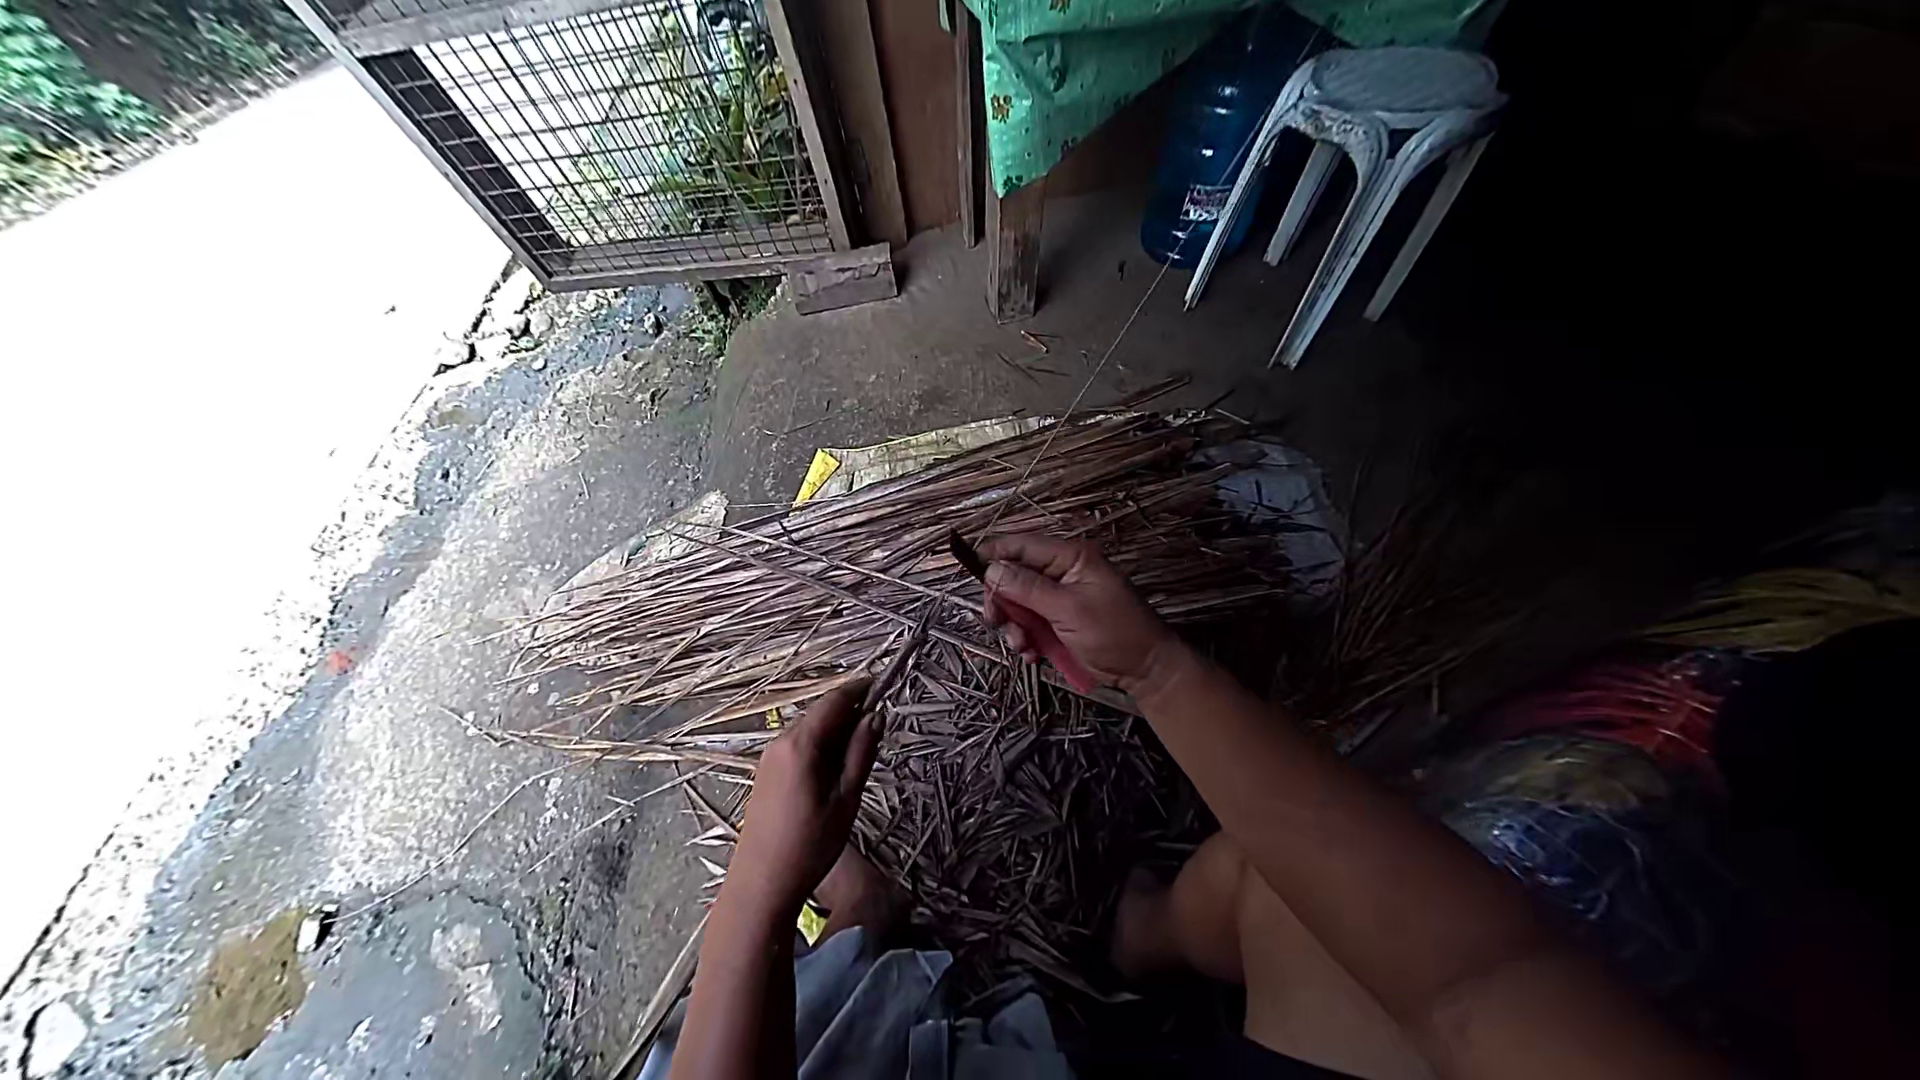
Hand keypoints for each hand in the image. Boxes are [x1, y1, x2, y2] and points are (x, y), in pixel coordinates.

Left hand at [726, 679, 878, 919]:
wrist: (760, 886)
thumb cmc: (809, 846)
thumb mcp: (846, 798)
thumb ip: (861, 752)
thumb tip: (876, 715)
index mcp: (800, 744)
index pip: (834, 700)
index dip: (860, 689)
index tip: (883, 684)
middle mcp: (781, 742)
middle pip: (821, 712)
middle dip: (851, 710)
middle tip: (879, 724)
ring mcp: (770, 757)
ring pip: (811, 728)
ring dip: (837, 729)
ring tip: (862, 749)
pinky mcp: (767, 772)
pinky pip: (799, 744)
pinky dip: (822, 744)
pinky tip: (836, 767)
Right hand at [977, 533, 1183, 696]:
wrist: (1146, 671)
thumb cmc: (1116, 633)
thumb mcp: (1069, 609)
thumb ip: (1027, 588)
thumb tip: (991, 569)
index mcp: (1070, 557)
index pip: (1022, 545)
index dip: (993, 555)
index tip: (969, 570)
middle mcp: (1062, 572)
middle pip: (1013, 576)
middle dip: (1002, 601)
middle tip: (998, 622)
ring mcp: (1059, 598)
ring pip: (1017, 603)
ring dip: (1013, 626)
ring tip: (1024, 645)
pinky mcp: (1058, 621)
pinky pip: (1028, 624)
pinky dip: (1025, 639)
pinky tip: (1033, 654)